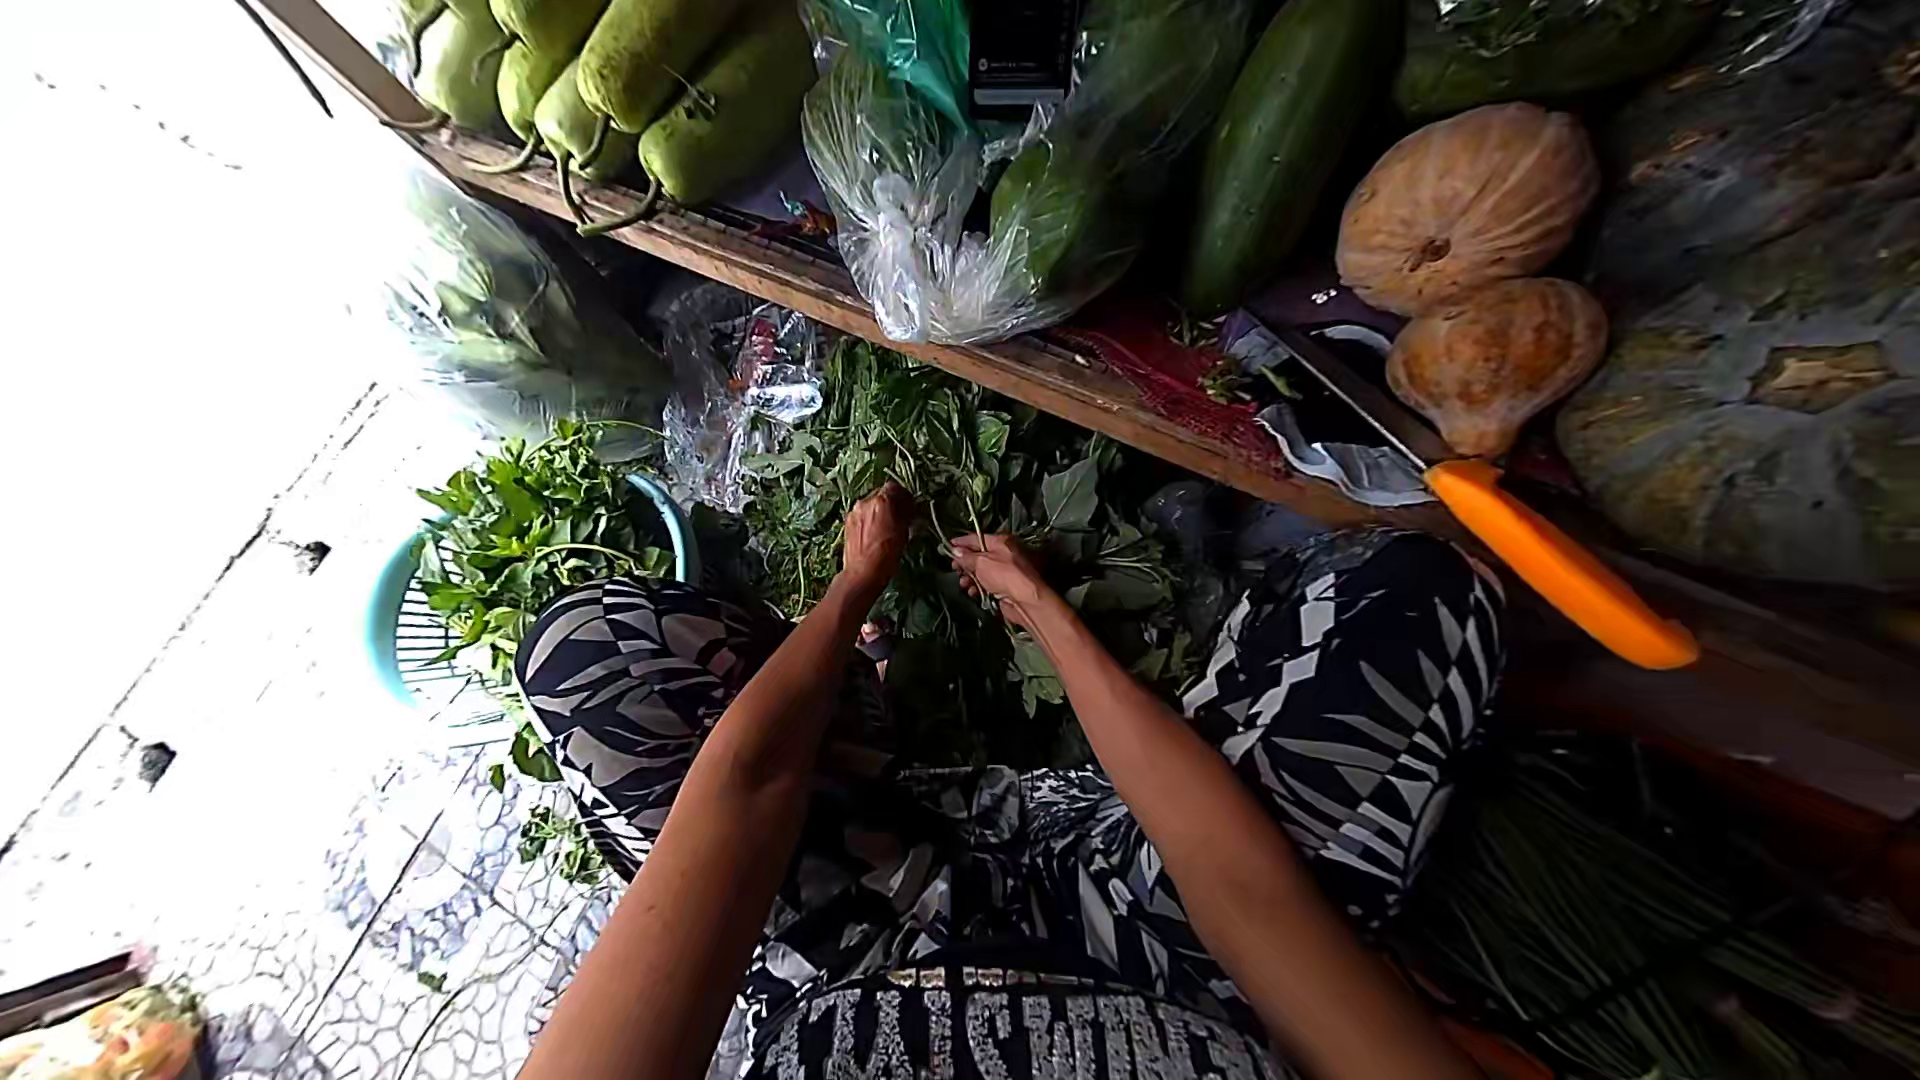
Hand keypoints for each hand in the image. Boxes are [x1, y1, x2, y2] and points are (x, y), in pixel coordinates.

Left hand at [841, 481, 911, 594]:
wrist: (863, 572)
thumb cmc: (888, 555)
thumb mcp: (903, 532)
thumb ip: (905, 514)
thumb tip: (908, 507)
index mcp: (883, 501)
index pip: (895, 487)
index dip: (903, 496)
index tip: (909, 506)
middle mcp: (866, 502)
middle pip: (881, 495)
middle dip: (891, 503)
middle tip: (899, 517)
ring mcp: (854, 512)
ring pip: (871, 505)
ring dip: (879, 511)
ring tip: (885, 527)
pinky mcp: (847, 522)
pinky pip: (862, 514)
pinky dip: (869, 519)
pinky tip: (873, 533)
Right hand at [950, 534, 1053, 629]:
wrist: (1025, 600)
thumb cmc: (1007, 576)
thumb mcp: (981, 562)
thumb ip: (966, 557)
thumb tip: (956, 551)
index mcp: (1001, 542)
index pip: (976, 538)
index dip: (961, 542)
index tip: (948, 547)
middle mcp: (1004, 554)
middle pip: (978, 556)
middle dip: (964, 563)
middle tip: (955, 568)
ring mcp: (1005, 571)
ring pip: (981, 572)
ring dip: (970, 577)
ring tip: (964, 583)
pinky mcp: (1005, 587)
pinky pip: (987, 584)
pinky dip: (978, 587)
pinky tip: (973, 591)